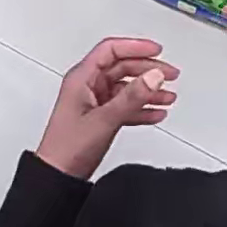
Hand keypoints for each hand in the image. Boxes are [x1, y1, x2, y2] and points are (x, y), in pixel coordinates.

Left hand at [35, 37, 179, 178]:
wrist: (56, 180)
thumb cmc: (66, 148)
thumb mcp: (104, 119)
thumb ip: (132, 97)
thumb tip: (154, 76)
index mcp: (82, 78)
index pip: (111, 50)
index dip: (135, 46)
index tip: (156, 50)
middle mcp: (88, 86)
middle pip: (123, 67)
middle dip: (148, 69)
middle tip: (170, 74)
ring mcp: (95, 101)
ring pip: (127, 87)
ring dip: (149, 90)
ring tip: (168, 95)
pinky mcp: (100, 117)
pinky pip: (126, 105)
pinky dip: (142, 107)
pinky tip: (156, 112)